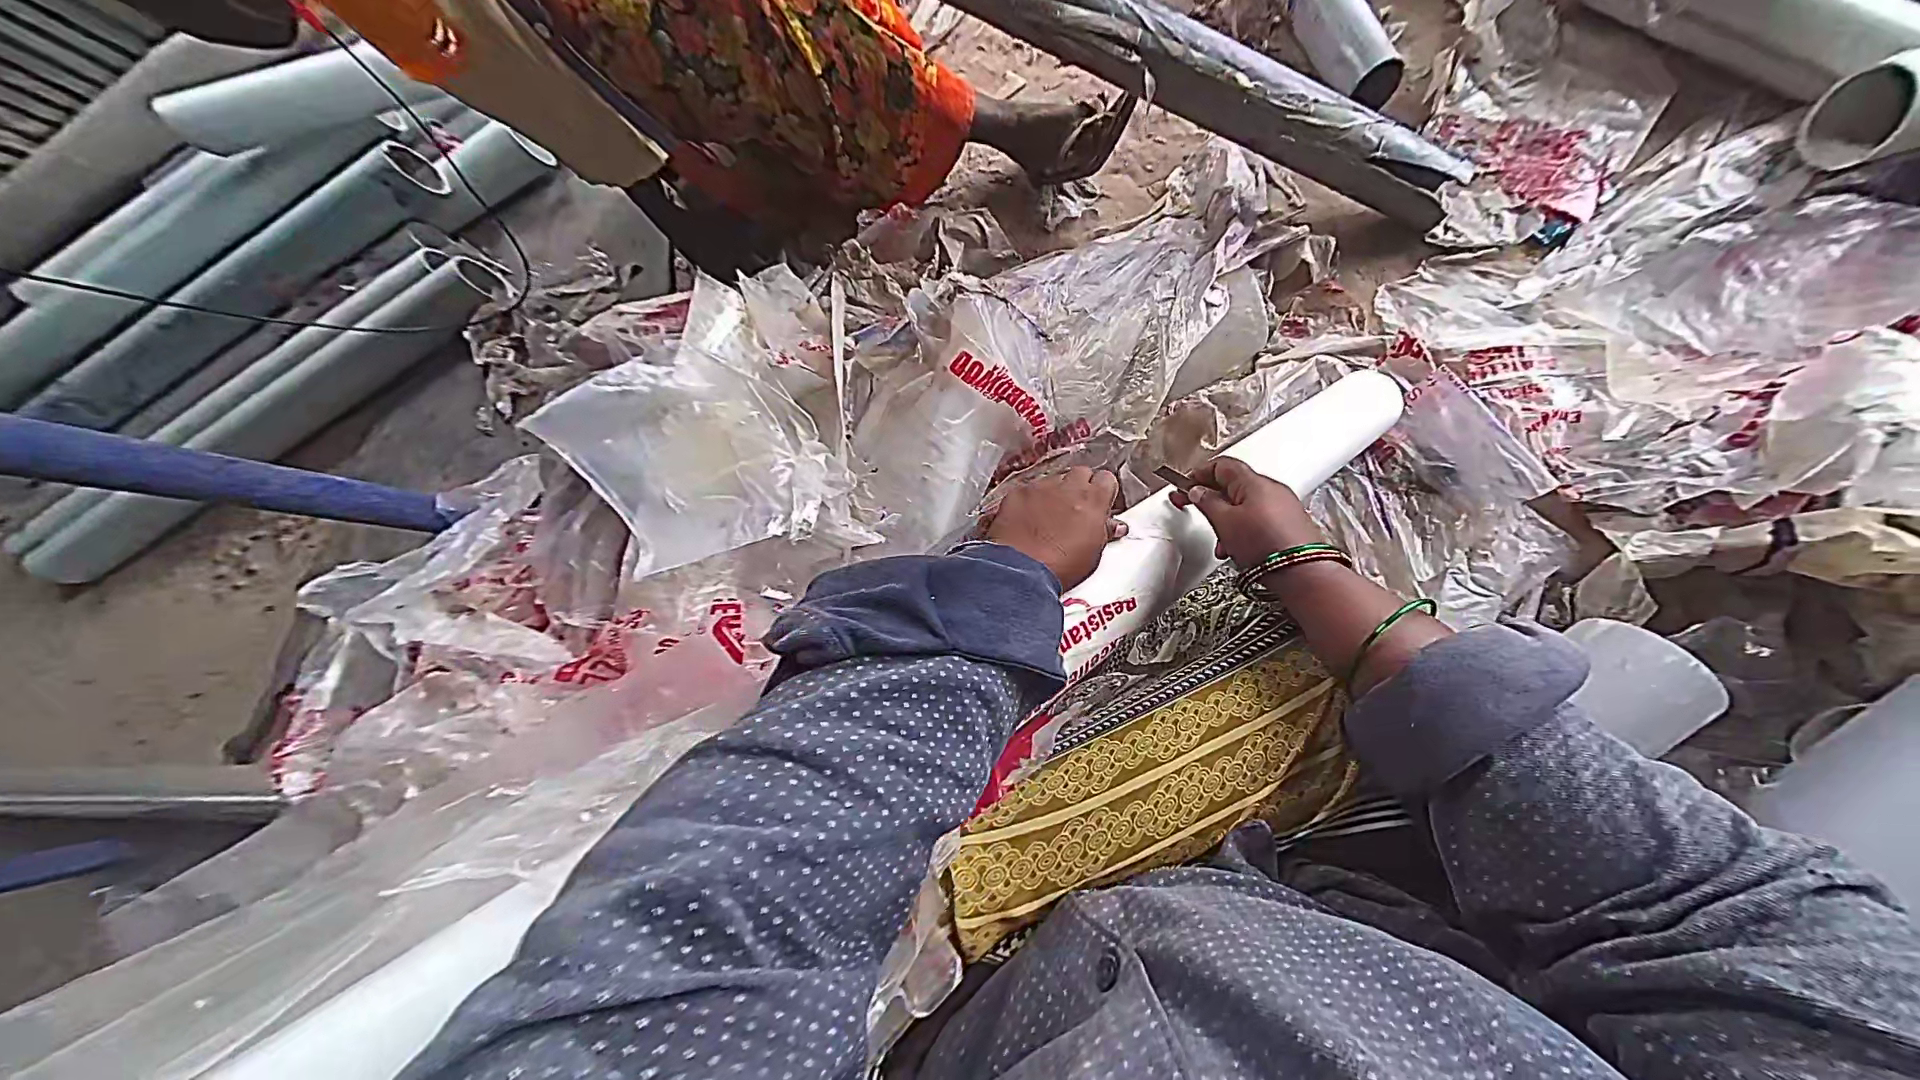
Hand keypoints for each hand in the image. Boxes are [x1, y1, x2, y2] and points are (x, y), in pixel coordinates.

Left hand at [986, 467, 1127, 590]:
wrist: (1022, 571)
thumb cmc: (1061, 567)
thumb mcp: (1093, 553)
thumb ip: (1104, 531)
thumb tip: (1112, 526)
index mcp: (1093, 499)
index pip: (1106, 479)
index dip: (1102, 490)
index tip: (1098, 503)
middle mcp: (1068, 487)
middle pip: (1079, 474)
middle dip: (1079, 487)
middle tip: (1074, 508)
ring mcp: (1040, 488)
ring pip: (1052, 481)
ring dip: (1053, 494)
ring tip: (1047, 518)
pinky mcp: (1017, 493)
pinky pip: (1026, 490)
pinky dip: (1028, 501)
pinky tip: (1026, 520)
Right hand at [1168, 457, 1323, 565]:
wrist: (1302, 572)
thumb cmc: (1267, 545)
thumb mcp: (1224, 521)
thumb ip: (1207, 502)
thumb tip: (1198, 491)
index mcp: (1255, 482)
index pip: (1222, 466)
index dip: (1199, 474)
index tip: (1184, 486)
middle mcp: (1272, 490)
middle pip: (1233, 487)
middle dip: (1211, 501)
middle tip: (1194, 508)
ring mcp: (1282, 508)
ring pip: (1244, 507)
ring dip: (1226, 521)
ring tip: (1220, 541)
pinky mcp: (1288, 526)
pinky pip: (1257, 521)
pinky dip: (1242, 531)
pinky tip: (1237, 548)